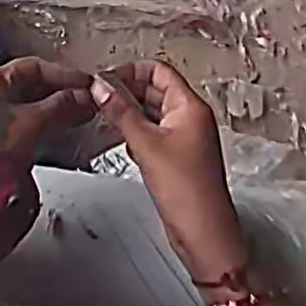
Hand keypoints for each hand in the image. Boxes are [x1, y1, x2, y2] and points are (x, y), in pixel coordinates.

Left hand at [0, 57, 95, 164]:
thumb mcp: (34, 119)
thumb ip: (62, 103)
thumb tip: (85, 95)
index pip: (33, 67)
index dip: (61, 73)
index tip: (85, 82)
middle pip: (34, 83)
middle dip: (63, 90)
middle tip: (89, 96)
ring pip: (35, 101)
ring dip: (60, 104)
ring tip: (86, 110)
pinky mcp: (3, 132)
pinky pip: (32, 117)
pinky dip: (51, 117)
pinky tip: (70, 122)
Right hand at [91, 62, 250, 281]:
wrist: (204, 235)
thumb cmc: (188, 192)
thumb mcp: (145, 144)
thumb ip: (119, 111)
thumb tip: (101, 87)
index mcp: (190, 107)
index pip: (159, 70)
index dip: (131, 70)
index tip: (107, 78)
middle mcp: (191, 119)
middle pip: (154, 88)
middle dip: (126, 89)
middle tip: (101, 95)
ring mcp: (185, 138)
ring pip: (152, 110)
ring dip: (129, 110)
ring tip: (105, 114)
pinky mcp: (177, 156)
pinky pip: (153, 131)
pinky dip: (135, 129)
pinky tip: (119, 138)